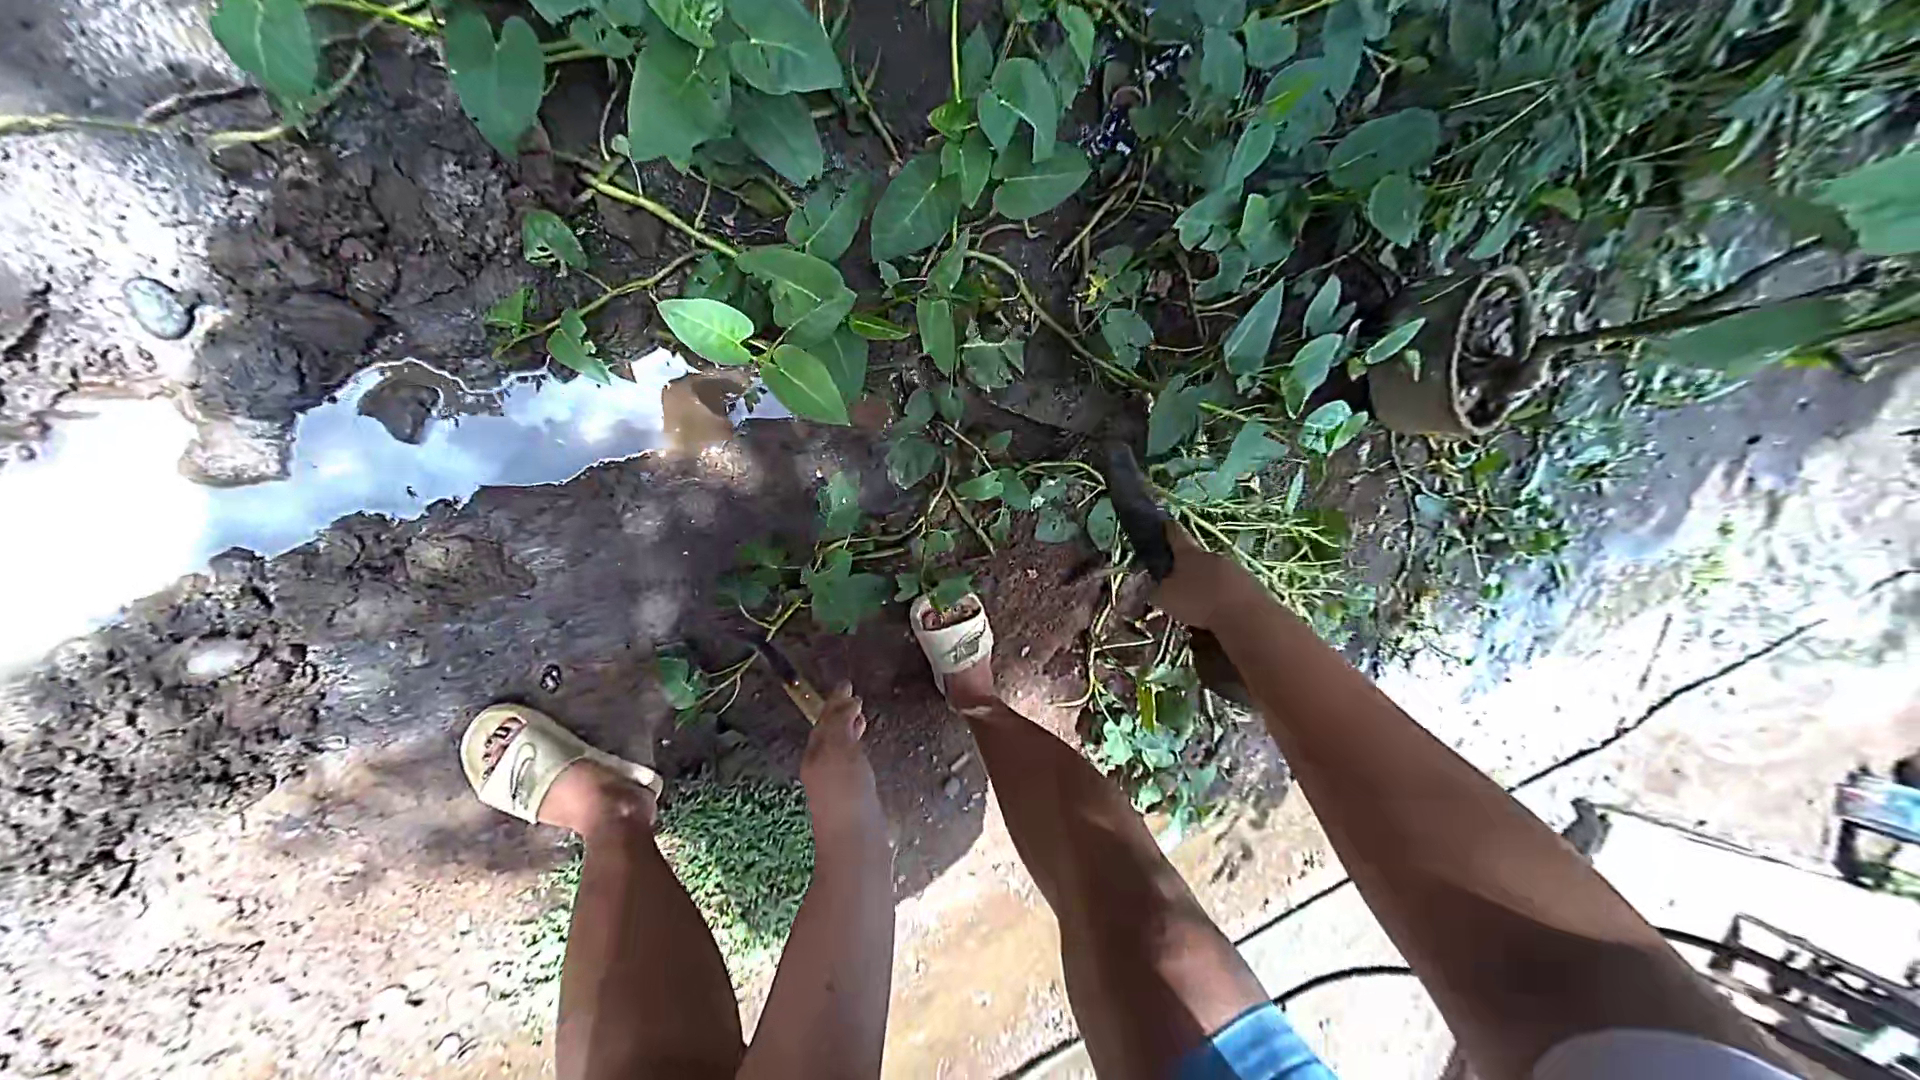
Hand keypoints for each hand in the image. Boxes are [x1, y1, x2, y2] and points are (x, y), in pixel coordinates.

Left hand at [801, 684, 879, 832]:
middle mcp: (820, 768)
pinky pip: (850, 762)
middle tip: (855, 698)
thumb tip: (846, 702)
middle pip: (828, 734)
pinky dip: (856, 748)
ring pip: (839, 748)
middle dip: (840, 715)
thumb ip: (840, 725)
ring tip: (863, 719)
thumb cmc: (847, 796)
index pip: (823, 721)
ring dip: (848, 730)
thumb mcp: (840, 751)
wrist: (855, 847)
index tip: (847, 684)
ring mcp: (834, 785)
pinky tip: (866, 753)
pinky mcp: (850, 799)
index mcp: (815, 755)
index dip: (835, 702)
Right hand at [1151, 522, 1257, 629]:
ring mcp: (1234, 569)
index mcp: (1189, 554)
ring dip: (1204, 585)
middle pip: (1195, 558)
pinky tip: (1217, 614)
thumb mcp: (1165, 598)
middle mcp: (1212, 556)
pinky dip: (1221, 597)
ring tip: (1197, 606)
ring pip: (1213, 574)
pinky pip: (1230, 588)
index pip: (1175, 534)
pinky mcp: (1251, 585)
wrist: (1247, 616)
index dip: (1167, 528)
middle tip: (1175, 585)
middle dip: (1185, 569)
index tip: (1164, 523)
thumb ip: (1153, 590)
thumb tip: (1148, 585)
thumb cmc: (1199, 601)